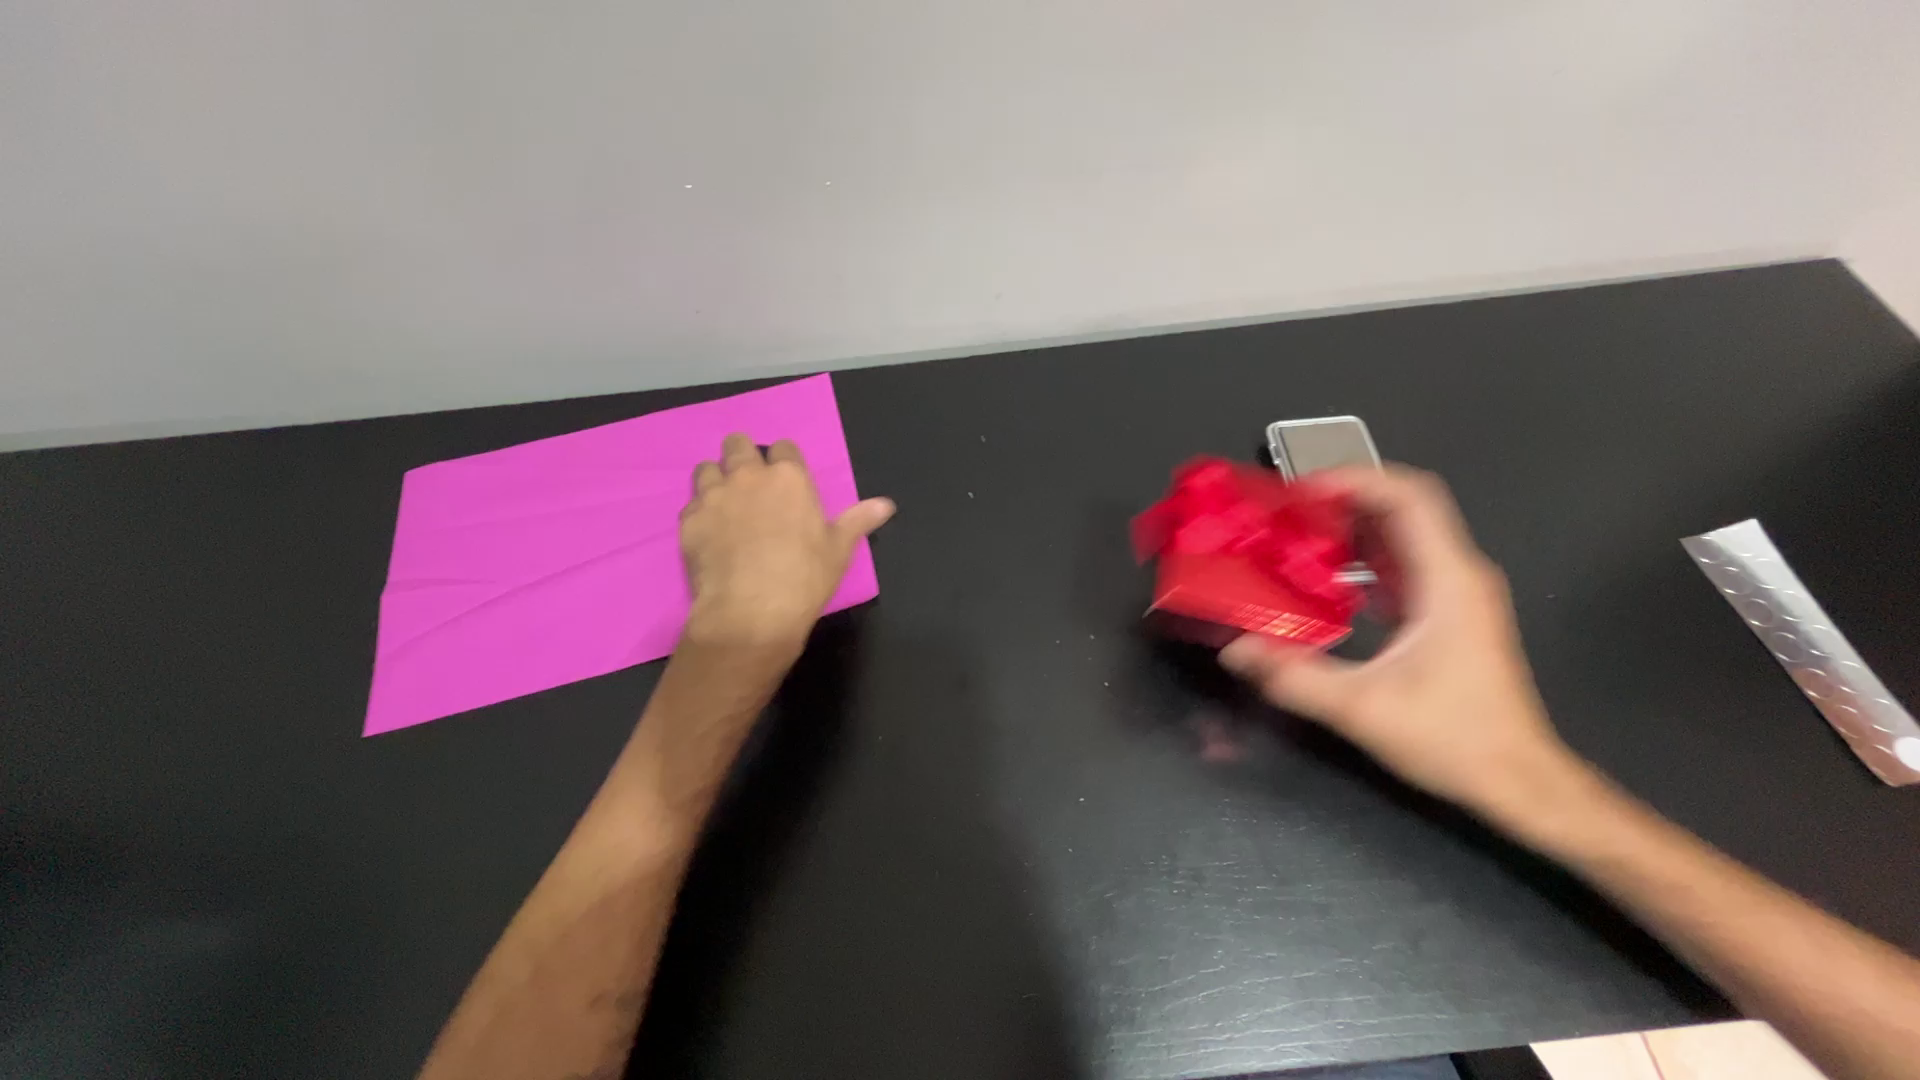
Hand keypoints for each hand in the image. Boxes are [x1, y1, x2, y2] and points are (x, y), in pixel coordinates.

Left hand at [680, 433, 894, 650]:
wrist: (751, 612)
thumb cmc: (804, 578)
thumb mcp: (839, 550)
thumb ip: (858, 520)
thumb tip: (887, 505)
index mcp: (789, 478)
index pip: (784, 447)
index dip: (784, 462)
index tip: (786, 482)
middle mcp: (749, 476)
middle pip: (738, 444)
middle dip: (743, 456)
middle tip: (751, 484)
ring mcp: (714, 496)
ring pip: (707, 468)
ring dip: (717, 480)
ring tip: (726, 505)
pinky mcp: (689, 520)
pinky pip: (691, 504)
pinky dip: (700, 513)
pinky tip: (710, 534)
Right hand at [1218, 465, 1582, 817]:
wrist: (1518, 781)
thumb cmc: (1453, 739)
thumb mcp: (1361, 709)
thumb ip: (1293, 677)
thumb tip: (1234, 650)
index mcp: (1447, 581)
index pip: (1409, 498)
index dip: (1354, 480)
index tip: (1298, 490)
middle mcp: (1457, 575)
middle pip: (1401, 509)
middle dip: (1340, 500)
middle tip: (1282, 512)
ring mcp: (1455, 593)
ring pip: (1401, 535)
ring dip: (1348, 528)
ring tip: (1292, 538)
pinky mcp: (1446, 613)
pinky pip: (1401, 565)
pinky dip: (1360, 558)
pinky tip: (1321, 580)